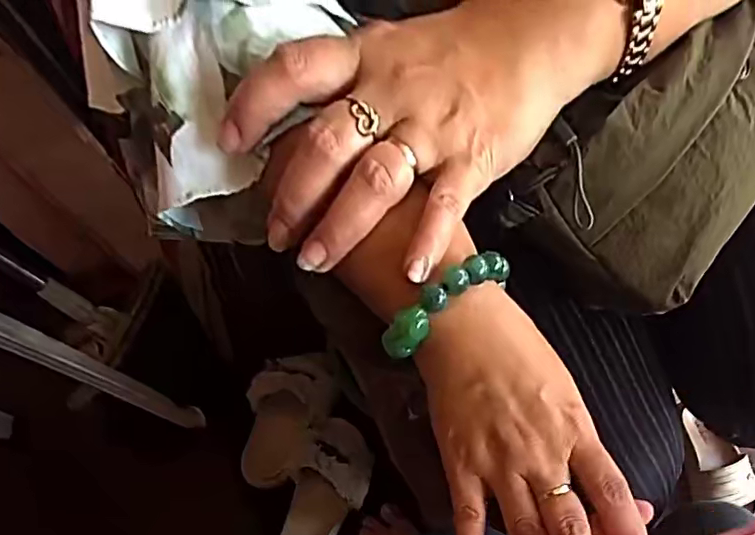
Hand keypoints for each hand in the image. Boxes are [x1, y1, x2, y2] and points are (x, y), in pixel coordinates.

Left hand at [221, 1, 593, 279]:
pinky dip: (426, 241)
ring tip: (315, 260)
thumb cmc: (450, 56)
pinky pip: (444, 206)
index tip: (230, 141)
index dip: (256, 104)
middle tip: (277, 236)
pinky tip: (410, 272)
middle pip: (328, 143)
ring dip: (340, 226)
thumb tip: (295, 128)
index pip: (295, 71)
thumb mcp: (389, 52)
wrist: (525, 43)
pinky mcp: (471, 160)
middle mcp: (391, 92)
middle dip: (294, 195)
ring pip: (376, 180)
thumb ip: (346, 86)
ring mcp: (431, 128)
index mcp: (365, 59)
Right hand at [422, 287, 652, 534]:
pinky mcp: (461, 465)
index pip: (611, 493)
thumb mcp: (567, 390)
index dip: (628, 534)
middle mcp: (543, 454)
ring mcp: (499, 463)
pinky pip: (468, 518)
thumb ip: (581, 439)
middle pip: (570, 523)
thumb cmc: (521, 351)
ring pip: (524, 530)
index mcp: (576, 430)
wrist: (464, 324)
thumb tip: (594, 482)